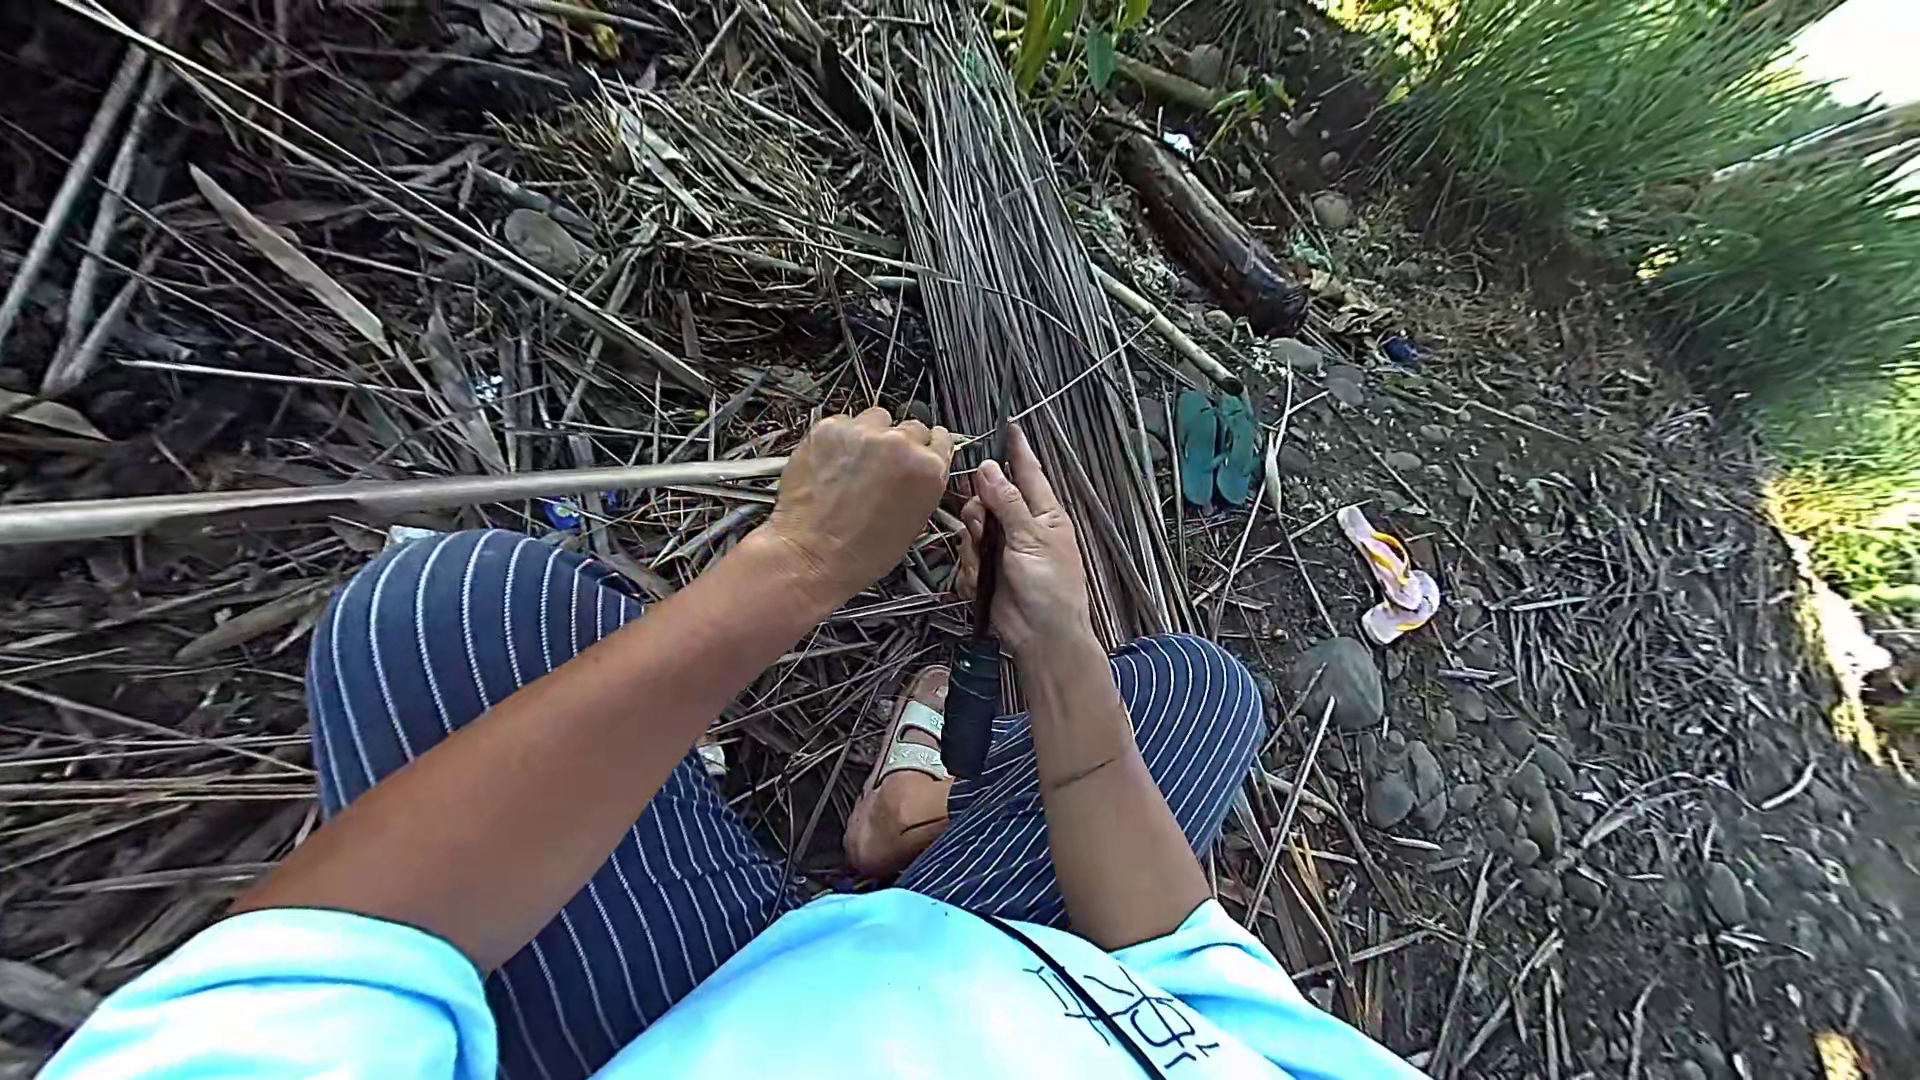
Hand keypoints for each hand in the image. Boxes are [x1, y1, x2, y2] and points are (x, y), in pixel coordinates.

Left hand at [760, 406, 952, 605]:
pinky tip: (834, 464)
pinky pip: (843, 423)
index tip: (919, 450)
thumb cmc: (860, 552)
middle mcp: (901, 445)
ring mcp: (865, 434)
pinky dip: (840, 439)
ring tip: (856, 464)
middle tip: (882, 466)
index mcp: (928, 470)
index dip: (928, 446)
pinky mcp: (830, 429)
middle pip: (911, 426)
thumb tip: (918, 469)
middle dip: (899, 444)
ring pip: (877, 418)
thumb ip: (922, 485)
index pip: (941, 438)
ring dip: (871, 436)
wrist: (813, 556)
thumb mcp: (914, 523)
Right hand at [955, 424, 1095, 658]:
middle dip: (979, 511)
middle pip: (988, 500)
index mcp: (1043, 514)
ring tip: (984, 562)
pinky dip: (970, 570)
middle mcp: (1022, 527)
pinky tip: (981, 582)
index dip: (1016, 450)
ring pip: (971, 530)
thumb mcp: (1030, 538)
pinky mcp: (986, 572)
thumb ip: (1007, 502)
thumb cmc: (1051, 587)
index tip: (1006, 428)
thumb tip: (988, 468)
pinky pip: (966, 558)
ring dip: (972, 546)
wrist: (1041, 636)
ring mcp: (1003, 550)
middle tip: (981, 524)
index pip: (1027, 473)